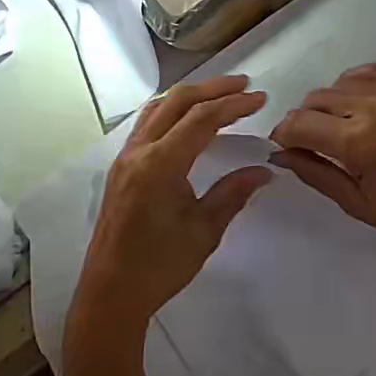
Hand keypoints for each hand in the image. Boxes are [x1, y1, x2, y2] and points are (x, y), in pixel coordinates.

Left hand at [73, 75, 273, 330]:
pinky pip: (147, 123)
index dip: (234, 104)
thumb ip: (233, 193)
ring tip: (219, 94)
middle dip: (213, 88)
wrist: (111, 291)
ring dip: (190, 96)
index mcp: (160, 164)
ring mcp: (126, 157)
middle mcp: (139, 151)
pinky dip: (171, 110)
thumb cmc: (161, 265)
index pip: (202, 119)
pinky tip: (186, 119)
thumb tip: (264, 170)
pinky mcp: (121, 167)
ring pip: (158, 108)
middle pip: (177, 102)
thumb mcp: (205, 230)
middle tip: (245, 84)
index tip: (261, 99)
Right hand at [269, 64, 375, 261]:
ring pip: (335, 85)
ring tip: (332, 130)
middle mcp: (372, 108)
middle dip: (301, 122)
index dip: (282, 136)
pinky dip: (349, 87)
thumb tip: (281, 155)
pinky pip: (365, 73)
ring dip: (323, 105)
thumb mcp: (357, 204)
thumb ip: (315, 172)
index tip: (283, 150)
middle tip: (307, 146)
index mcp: (358, 142)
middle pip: (313, 100)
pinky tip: (352, 108)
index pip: (299, 124)